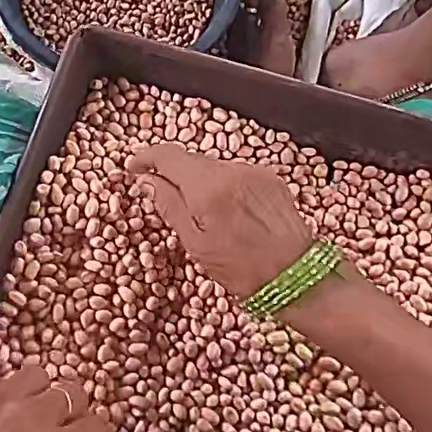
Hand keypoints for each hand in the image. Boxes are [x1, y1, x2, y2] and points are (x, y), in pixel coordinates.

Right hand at [128, 143, 314, 297]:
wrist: (298, 276)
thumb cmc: (242, 269)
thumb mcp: (195, 244)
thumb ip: (170, 206)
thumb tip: (147, 181)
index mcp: (208, 187)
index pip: (168, 156)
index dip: (146, 158)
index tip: (133, 168)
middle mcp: (232, 171)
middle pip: (191, 160)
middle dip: (172, 173)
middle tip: (159, 194)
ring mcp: (254, 172)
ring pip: (213, 167)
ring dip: (198, 181)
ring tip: (197, 211)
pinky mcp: (271, 180)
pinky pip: (235, 175)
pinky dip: (221, 186)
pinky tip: (225, 212)